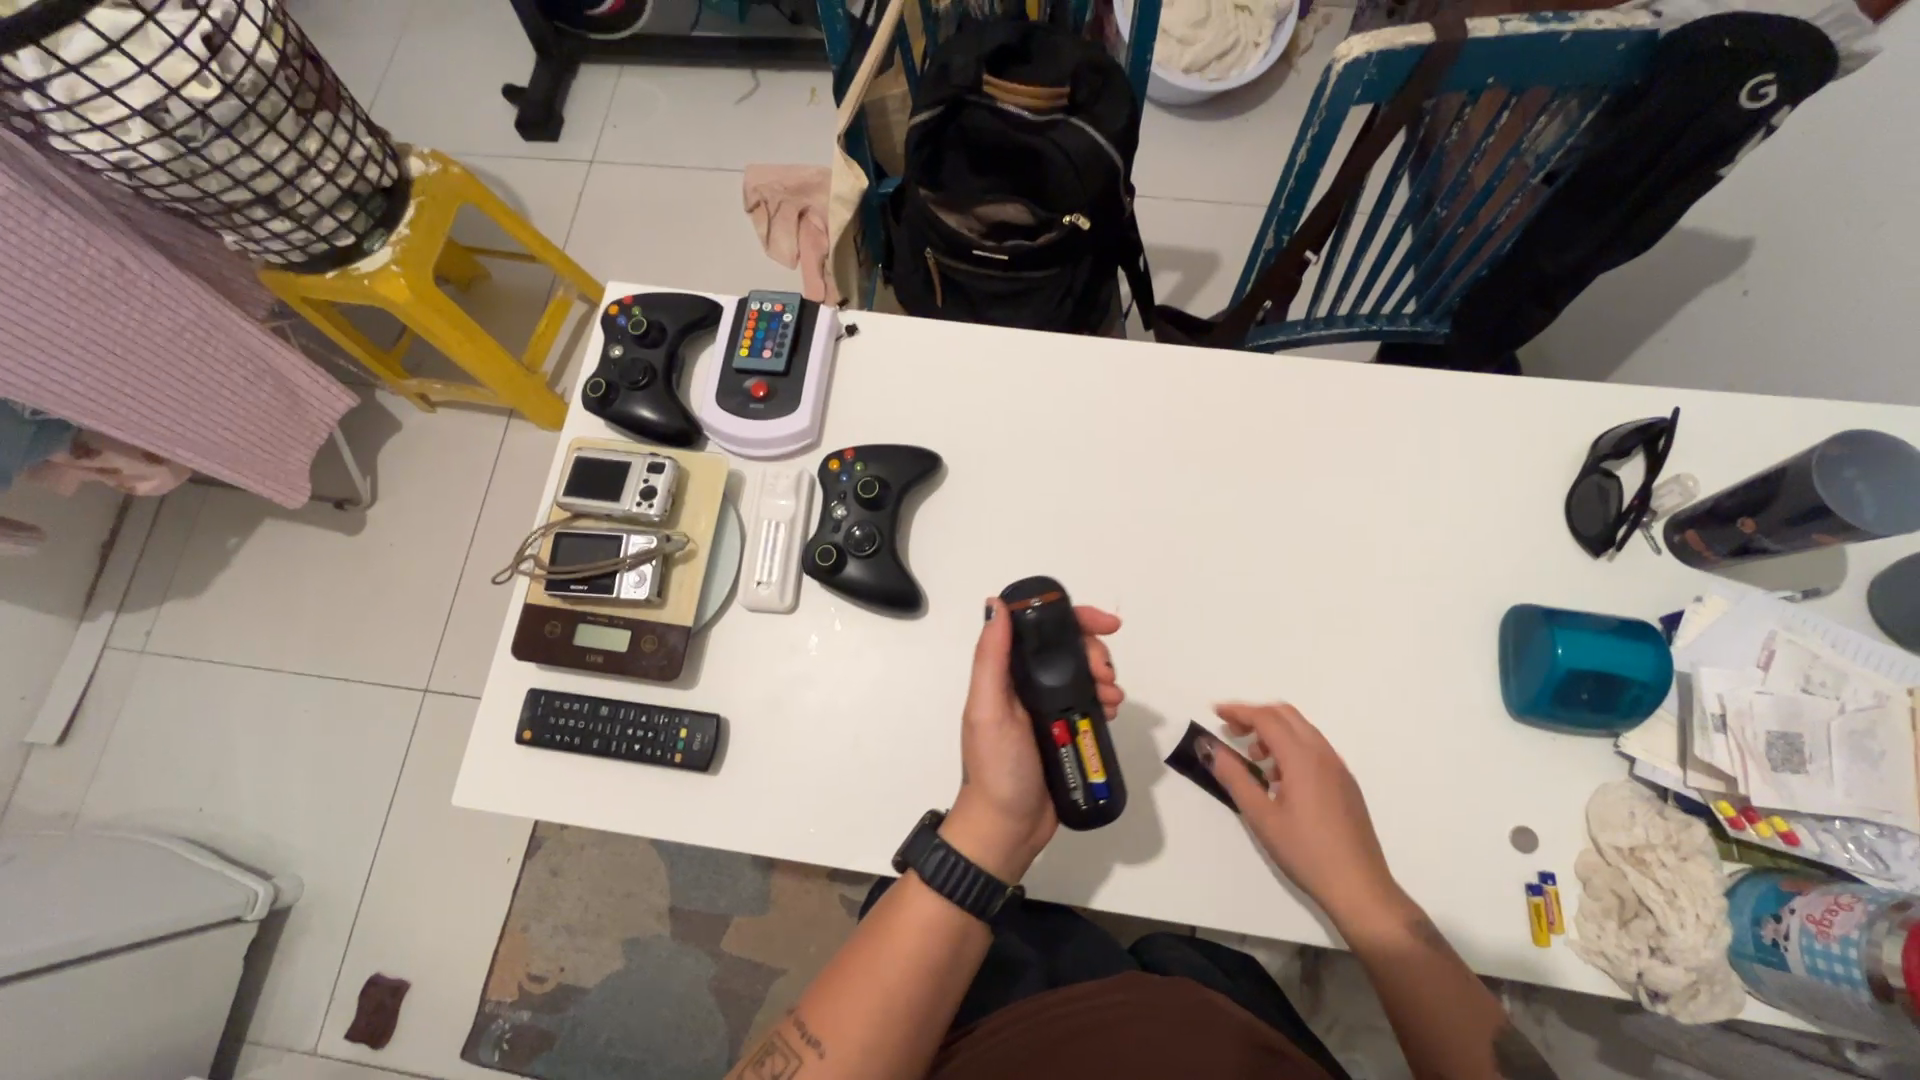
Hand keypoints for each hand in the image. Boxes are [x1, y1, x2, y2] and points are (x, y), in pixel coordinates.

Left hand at [942, 598, 1123, 881]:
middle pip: (1067, 648)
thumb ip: (991, 657)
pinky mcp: (1066, 729)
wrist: (1009, 826)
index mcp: (1004, 673)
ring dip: (1104, 676)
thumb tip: (996, 603)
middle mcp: (1025, 684)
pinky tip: (1112, 710)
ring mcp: (1047, 707)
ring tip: (1111, 698)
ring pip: (1083, 673)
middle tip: (1105, 674)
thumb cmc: (996, 766)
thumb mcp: (988, 708)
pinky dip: (1105, 699)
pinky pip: (1090, 702)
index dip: (1072, 617)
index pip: (1038, 628)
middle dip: (1094, 651)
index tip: (1105, 624)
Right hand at [1201, 703, 1408, 931]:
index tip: (1216, 712)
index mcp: (1302, 758)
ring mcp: (1339, 769)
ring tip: (1253, 759)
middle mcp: (1324, 755)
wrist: (1359, 887)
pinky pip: (1315, 749)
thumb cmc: (1305, 851)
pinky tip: (1279, 780)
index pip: (1267, 718)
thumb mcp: (1261, 816)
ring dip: (1274, 732)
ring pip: (1303, 731)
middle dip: (1256, 716)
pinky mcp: (1345, 784)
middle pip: (1287, 715)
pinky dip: (1291, 748)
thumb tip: (1211, 748)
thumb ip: (1234, 777)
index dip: (1239, 711)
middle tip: (1231, 731)